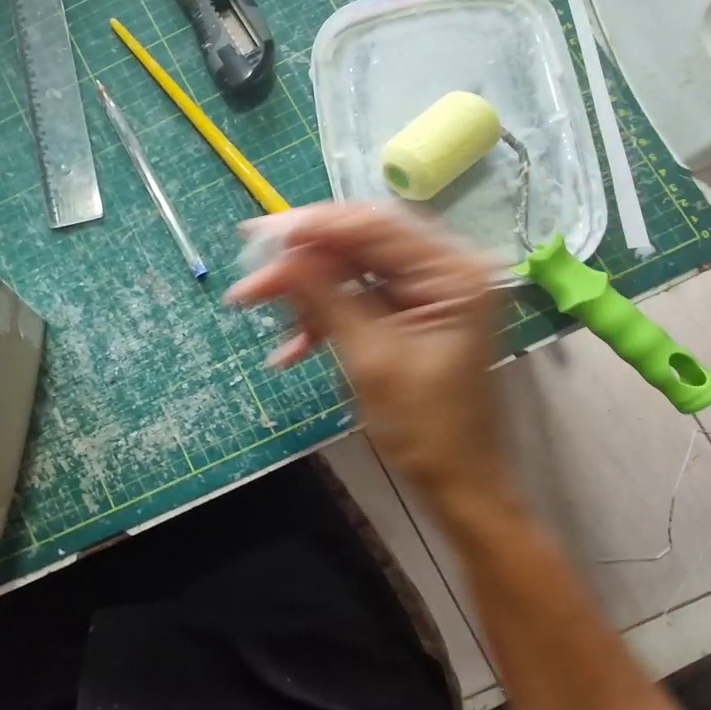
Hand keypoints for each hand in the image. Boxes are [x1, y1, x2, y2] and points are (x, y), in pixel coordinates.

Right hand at [226, 203, 504, 498]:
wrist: (460, 484)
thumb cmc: (426, 428)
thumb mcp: (370, 357)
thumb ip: (325, 296)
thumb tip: (279, 252)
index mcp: (453, 272)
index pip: (374, 225)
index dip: (313, 227)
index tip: (258, 236)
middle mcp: (446, 269)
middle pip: (360, 243)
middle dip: (302, 261)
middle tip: (251, 271)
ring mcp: (430, 292)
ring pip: (351, 272)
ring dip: (306, 294)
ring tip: (260, 311)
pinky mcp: (413, 315)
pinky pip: (357, 300)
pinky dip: (322, 318)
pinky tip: (291, 349)